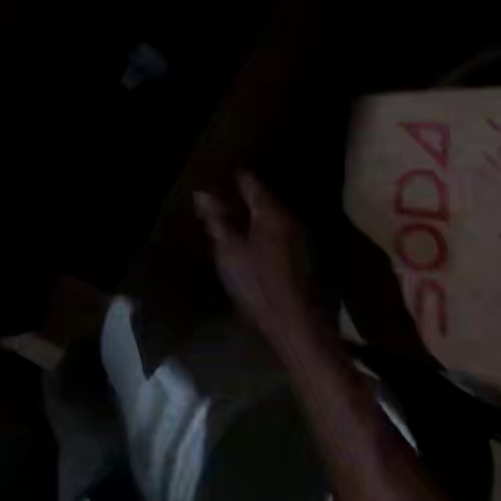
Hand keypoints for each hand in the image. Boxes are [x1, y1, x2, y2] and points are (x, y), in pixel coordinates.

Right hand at [196, 171, 316, 342]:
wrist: (294, 324)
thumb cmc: (256, 283)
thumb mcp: (228, 250)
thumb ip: (216, 220)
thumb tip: (202, 194)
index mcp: (270, 212)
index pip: (250, 182)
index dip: (230, 177)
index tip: (213, 176)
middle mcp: (287, 218)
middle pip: (260, 199)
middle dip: (236, 200)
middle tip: (212, 204)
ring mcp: (296, 237)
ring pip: (266, 218)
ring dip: (245, 219)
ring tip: (221, 225)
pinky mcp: (298, 256)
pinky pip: (272, 234)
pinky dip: (255, 234)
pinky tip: (240, 247)